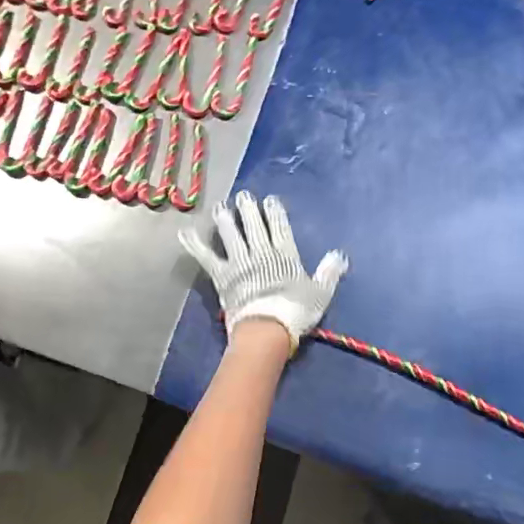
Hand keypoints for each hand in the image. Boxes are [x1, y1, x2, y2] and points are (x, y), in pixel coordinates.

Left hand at [179, 191, 346, 348]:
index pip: (280, 228)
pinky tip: (184, 233)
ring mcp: (239, 263)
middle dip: (248, 209)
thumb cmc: (296, 312)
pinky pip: (206, 257)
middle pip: (253, 226)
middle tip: (242, 195)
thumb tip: (339, 256)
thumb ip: (329, 272)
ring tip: (220, 207)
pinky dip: (194, 245)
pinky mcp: (222, 276)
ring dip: (225, 219)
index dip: (275, 213)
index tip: (270, 200)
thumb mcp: (320, 293)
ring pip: (231, 235)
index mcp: (286, 255)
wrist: (267, 328)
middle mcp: (261, 253)